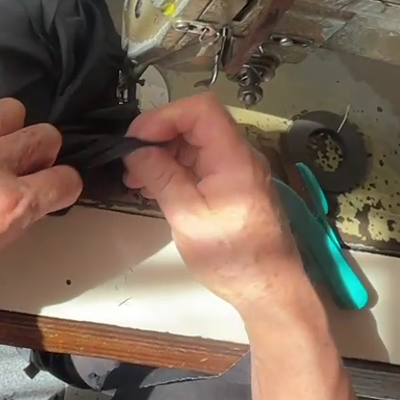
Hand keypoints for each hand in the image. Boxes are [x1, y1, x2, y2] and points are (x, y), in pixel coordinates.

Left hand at [0, 96, 83, 314]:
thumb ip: (12, 222)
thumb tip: (26, 203)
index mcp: (8, 204)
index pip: (65, 180)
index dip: (64, 190)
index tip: (54, 194)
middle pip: (46, 136)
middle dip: (43, 156)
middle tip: (25, 172)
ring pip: (12, 110)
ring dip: (11, 130)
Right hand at [123, 93, 316, 317]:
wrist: (268, 290)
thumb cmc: (232, 259)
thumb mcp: (188, 218)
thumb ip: (161, 177)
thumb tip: (135, 151)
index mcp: (234, 158)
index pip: (200, 109)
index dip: (163, 116)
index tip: (135, 139)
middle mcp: (240, 156)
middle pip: (196, 122)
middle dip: (158, 135)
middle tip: (130, 161)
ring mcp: (237, 170)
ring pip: (195, 142)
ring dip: (163, 153)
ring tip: (137, 178)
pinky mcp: (232, 185)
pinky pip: (201, 162)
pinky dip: (175, 167)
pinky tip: (155, 187)